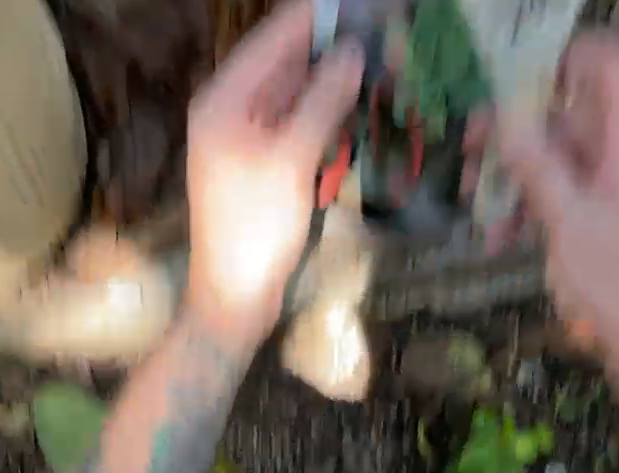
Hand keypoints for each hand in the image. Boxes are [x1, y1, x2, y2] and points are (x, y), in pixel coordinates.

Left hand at [185, 0, 362, 341]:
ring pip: (299, 95)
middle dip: (339, 52)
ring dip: (338, 87)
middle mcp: (233, 108)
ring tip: (386, 75)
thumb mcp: (291, 160)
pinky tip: (358, 116)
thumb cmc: (255, 230)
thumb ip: (323, 100)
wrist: (234, 298)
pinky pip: (298, 128)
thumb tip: (355, 51)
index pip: (281, 33)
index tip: (378, 11)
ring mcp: (247, 139)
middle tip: (392, 46)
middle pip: (291, 61)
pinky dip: (327, 121)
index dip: (330, 18)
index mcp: (226, 97)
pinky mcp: (263, 167)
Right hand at [497, 36, 618, 370]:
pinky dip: (521, 211)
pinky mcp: (588, 220)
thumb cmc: (618, 283)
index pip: (612, 69)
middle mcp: (616, 158)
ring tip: (473, 200)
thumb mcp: (571, 225)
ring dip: (509, 177)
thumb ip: (539, 171)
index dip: (571, 56)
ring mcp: (601, 190)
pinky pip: (549, 198)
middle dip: (516, 127)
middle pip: (566, 115)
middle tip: (469, 143)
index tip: (517, 73)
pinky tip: (497, 239)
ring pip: (550, 160)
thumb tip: (506, 120)